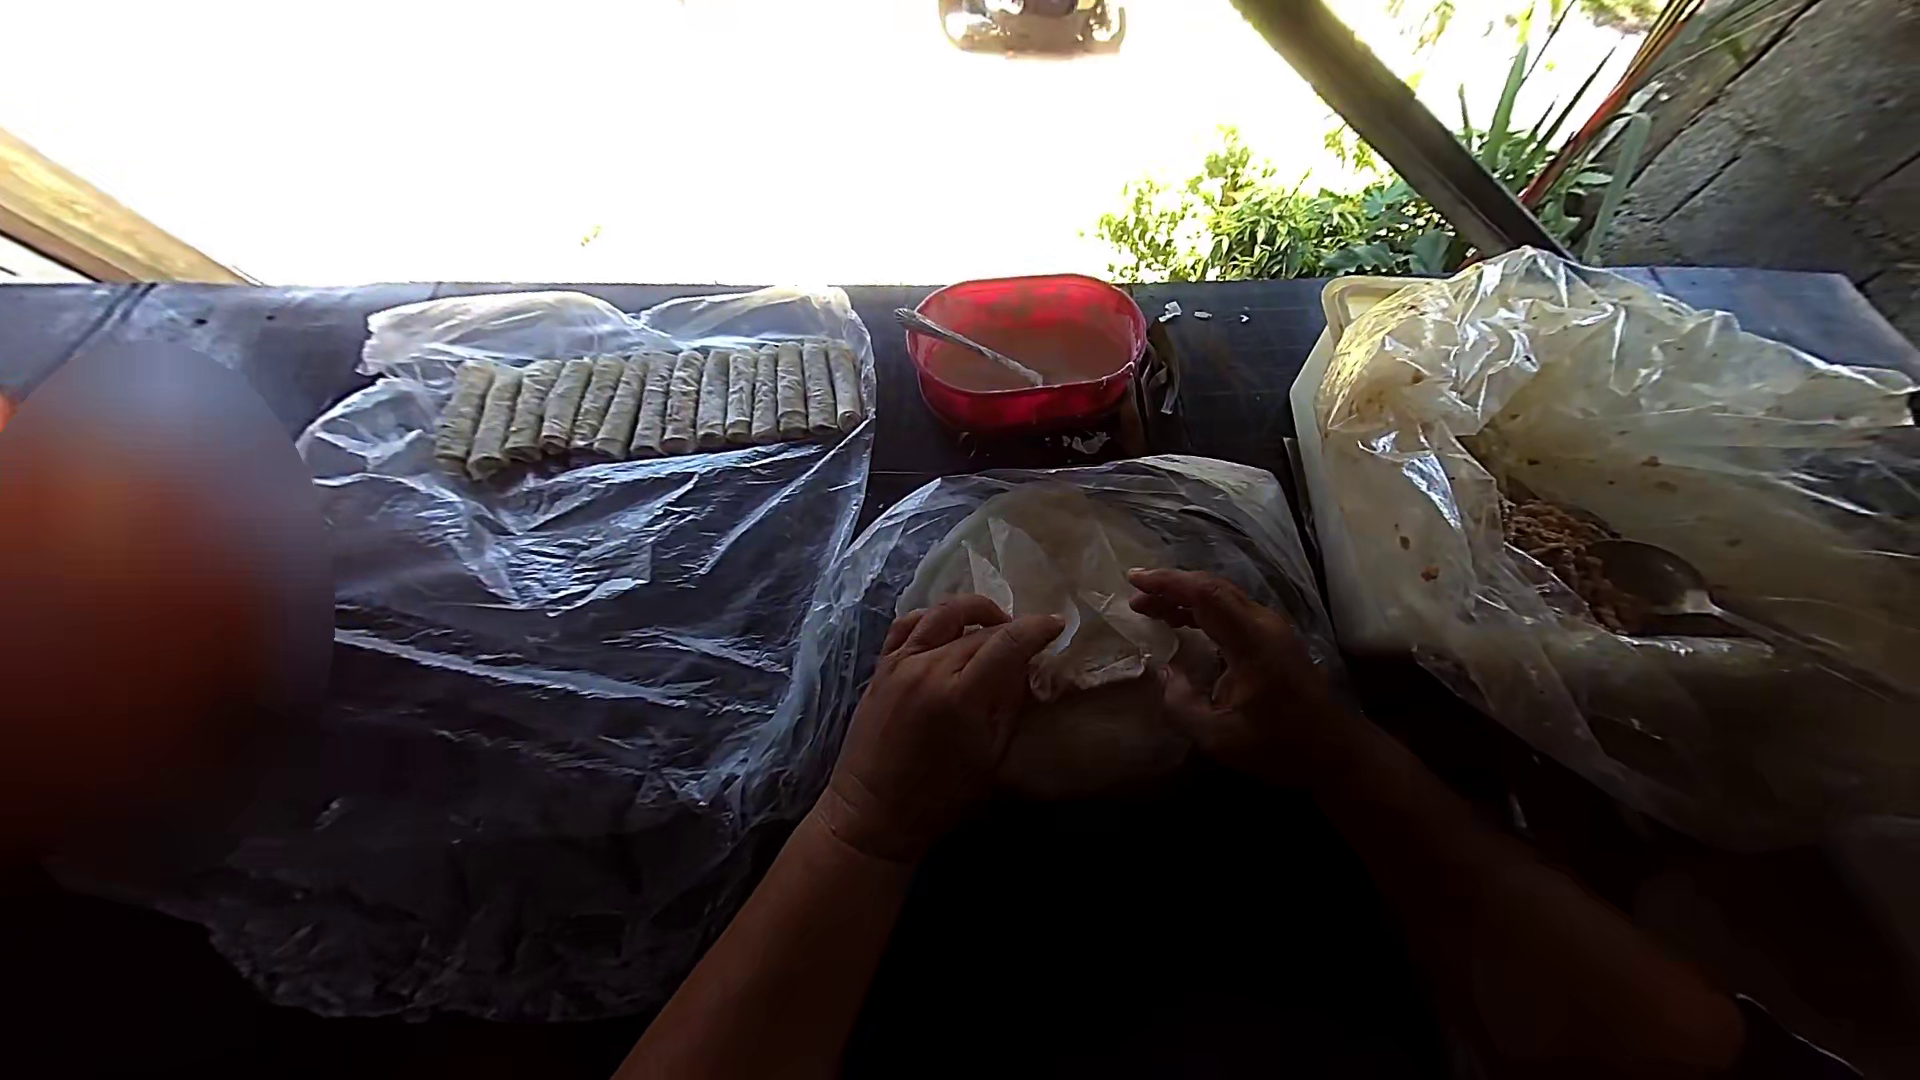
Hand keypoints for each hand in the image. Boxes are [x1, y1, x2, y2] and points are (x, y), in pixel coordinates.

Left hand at [815, 595, 1063, 861]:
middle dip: (1013, 628)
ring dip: (976, 610)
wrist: (873, 810)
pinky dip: (934, 617)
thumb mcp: (992, 755)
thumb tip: (1027, 665)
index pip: (1008, 642)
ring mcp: (901, 661)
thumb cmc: (940, 796)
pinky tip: (950, 627)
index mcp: (961, 695)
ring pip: (945, 613)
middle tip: (1030, 638)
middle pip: (981, 629)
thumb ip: (1010, 703)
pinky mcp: (882, 664)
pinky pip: (909, 622)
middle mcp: (930, 667)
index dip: (1038, 628)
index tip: (1057, 625)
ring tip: (994, 623)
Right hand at [1127, 568, 1352, 784]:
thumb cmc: (1279, 747)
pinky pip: (1229, 609)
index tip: (1134, 581)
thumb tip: (1164, 672)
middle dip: (1169, 587)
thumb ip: (1180, 704)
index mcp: (1253, 643)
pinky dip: (1199, 608)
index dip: (1168, 583)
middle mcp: (1264, 625)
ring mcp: (1271, 628)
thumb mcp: (1218, 737)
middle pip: (1212, 588)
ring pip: (1220, 595)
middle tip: (1135, 599)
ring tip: (1149, 608)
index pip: (1207, 595)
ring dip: (1183, 597)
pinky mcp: (1271, 636)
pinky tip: (1179, 620)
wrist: (1335, 753)